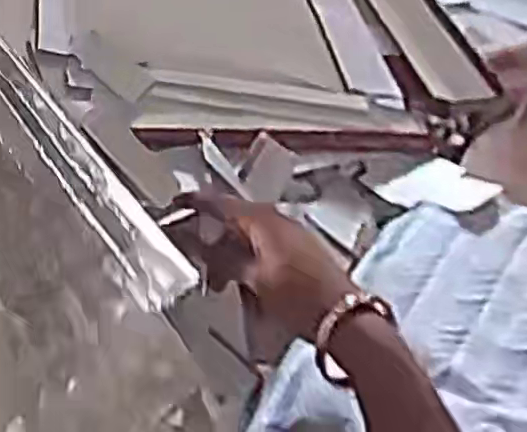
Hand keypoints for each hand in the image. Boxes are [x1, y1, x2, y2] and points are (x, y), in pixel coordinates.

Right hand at [180, 192, 357, 340]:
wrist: (350, 325)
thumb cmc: (297, 296)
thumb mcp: (251, 278)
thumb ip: (219, 256)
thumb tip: (194, 243)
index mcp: (261, 217)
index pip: (217, 201)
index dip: (193, 202)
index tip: (175, 205)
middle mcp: (277, 217)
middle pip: (233, 216)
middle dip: (212, 232)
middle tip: (194, 248)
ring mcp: (293, 233)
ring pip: (249, 231)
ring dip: (231, 247)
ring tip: (220, 272)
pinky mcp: (304, 250)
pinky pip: (265, 242)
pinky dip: (249, 252)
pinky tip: (244, 274)